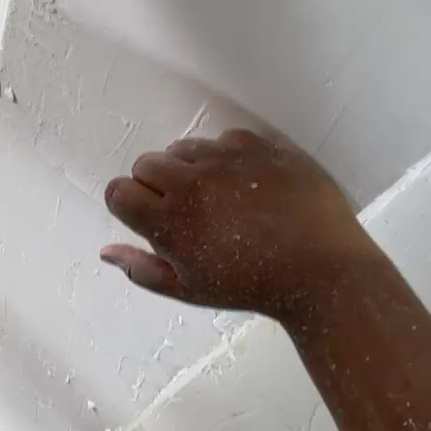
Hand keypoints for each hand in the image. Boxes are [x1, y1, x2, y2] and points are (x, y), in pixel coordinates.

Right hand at [100, 127, 387, 324]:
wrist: (324, 272)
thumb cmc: (251, 287)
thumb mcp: (190, 290)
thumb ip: (142, 269)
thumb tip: (106, 252)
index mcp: (169, 222)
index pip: (117, 191)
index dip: (128, 205)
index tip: (148, 218)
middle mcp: (191, 183)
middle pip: (145, 164)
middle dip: (155, 185)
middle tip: (185, 211)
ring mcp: (226, 159)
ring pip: (182, 148)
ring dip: (188, 168)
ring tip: (218, 196)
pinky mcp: (259, 146)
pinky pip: (223, 139)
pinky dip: (226, 158)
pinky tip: (246, 183)